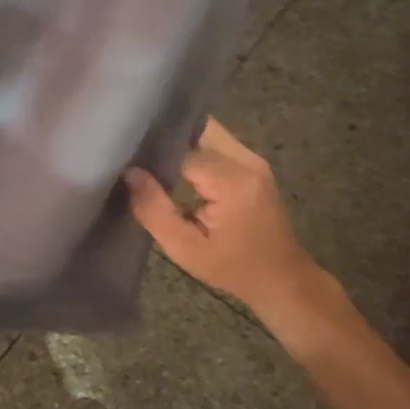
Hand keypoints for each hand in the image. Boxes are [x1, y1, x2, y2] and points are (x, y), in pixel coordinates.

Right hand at [123, 119, 324, 317]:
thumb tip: (130, 173)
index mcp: (232, 182)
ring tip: (150, 159)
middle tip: (135, 154)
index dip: (152, 156)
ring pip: (206, 132)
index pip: (181, 152)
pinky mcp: (252, 165)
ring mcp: (253, 160)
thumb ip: (154, 210)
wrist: (283, 279)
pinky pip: (216, 143)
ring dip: (179, 142)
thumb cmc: (234, 268)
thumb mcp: (186, 249)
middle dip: (166, 137)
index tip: (126, 162)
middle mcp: (246, 161)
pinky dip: (193, 148)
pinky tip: (172, 166)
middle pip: (197, 130)